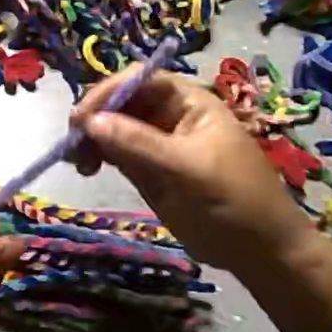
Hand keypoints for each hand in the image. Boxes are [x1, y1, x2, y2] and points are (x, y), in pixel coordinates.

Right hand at [67, 67, 317, 273]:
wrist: (260, 251)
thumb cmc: (233, 201)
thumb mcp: (186, 169)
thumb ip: (138, 144)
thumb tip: (89, 122)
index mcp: (188, 103)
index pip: (140, 80)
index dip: (108, 92)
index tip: (82, 118)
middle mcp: (170, 116)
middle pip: (121, 101)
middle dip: (94, 116)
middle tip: (72, 144)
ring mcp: (157, 143)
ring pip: (113, 127)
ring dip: (90, 138)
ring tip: (77, 161)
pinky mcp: (148, 169)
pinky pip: (116, 152)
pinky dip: (97, 155)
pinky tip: (86, 168)